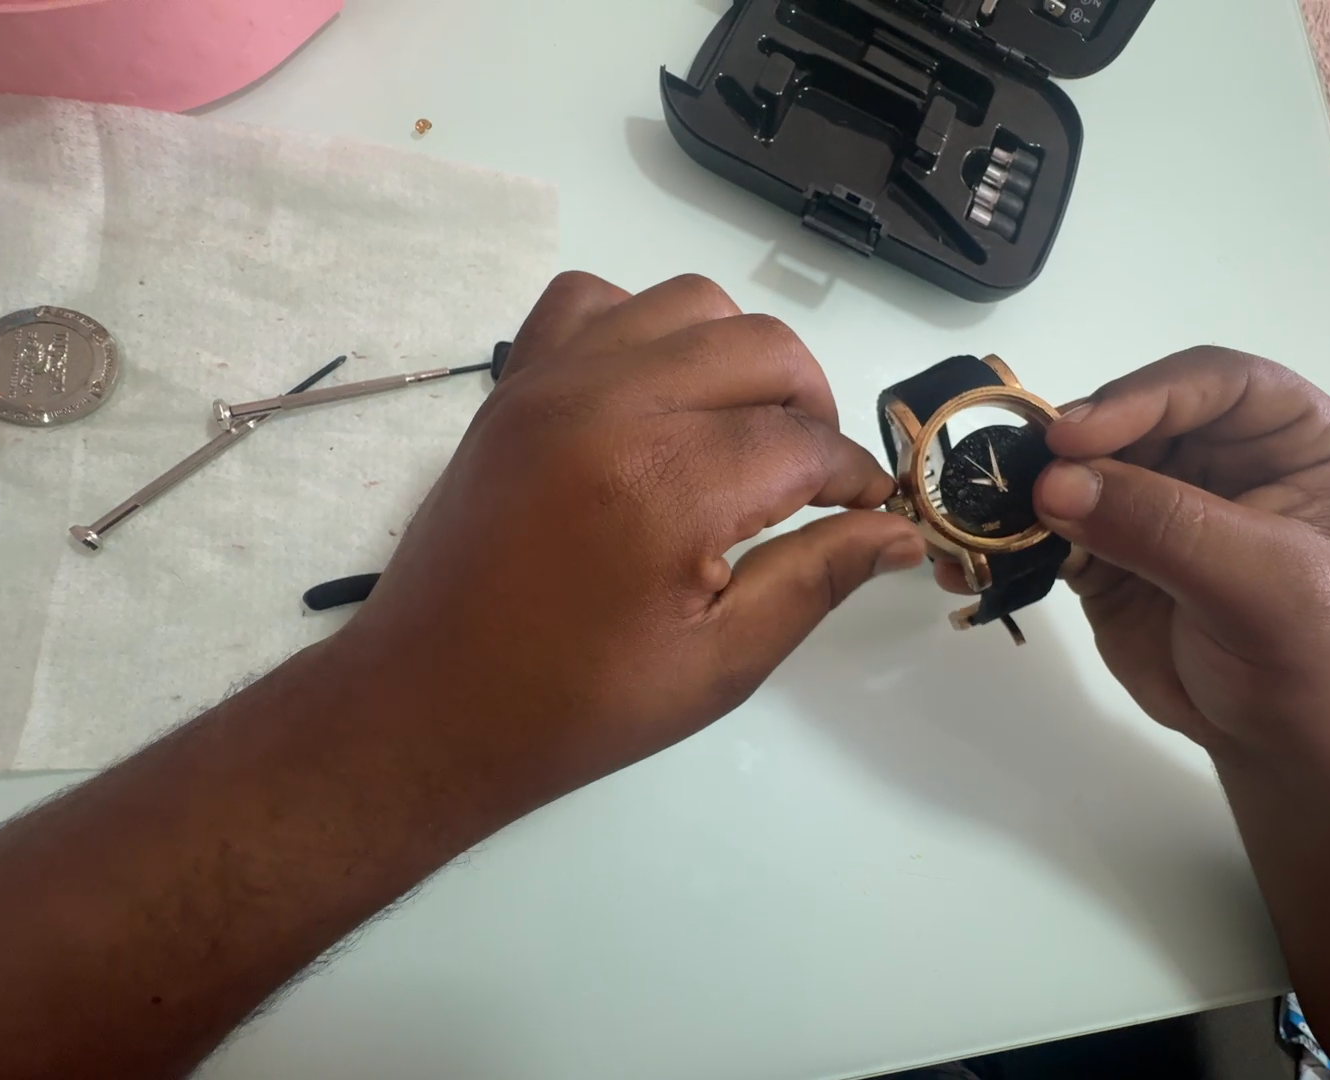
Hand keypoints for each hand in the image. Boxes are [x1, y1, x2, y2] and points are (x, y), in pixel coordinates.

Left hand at [332, 273, 923, 821]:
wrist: (428, 706)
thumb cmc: (580, 703)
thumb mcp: (722, 662)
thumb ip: (820, 578)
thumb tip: (900, 533)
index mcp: (668, 487)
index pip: (805, 443)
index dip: (854, 476)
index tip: (869, 508)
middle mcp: (611, 405)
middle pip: (764, 349)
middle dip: (814, 407)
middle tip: (813, 477)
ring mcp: (552, 380)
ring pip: (691, 303)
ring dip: (742, 358)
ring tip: (740, 430)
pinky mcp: (514, 383)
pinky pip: (597, 302)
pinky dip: (647, 329)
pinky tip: (655, 395)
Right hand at [944, 347, 1329, 763]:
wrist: (1283, 745)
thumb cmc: (1314, 659)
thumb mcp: (1265, 586)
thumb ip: (1163, 527)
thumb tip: (1053, 484)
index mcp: (1283, 441)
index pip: (1210, 383)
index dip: (1142, 396)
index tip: (1075, 437)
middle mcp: (1211, 458)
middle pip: (1128, 419)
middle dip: (1072, 446)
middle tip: (1022, 479)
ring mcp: (1150, 505)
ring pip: (1076, 469)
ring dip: (1025, 489)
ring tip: (978, 512)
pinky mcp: (1102, 550)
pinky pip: (1048, 528)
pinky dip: (1010, 540)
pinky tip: (973, 554)